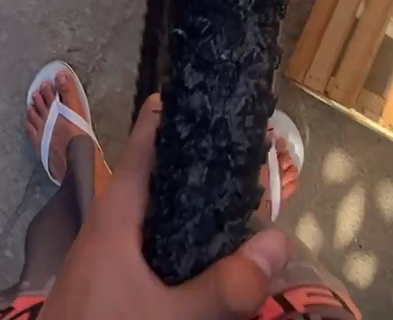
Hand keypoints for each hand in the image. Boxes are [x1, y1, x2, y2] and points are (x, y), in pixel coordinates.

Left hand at [44, 94, 290, 317]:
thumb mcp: (169, 318)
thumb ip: (223, 287)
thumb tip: (280, 241)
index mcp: (116, 209)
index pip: (146, 138)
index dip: (179, 113)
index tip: (218, 96)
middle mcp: (113, 218)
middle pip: (160, 172)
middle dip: (204, 162)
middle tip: (253, 152)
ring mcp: (112, 249)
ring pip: (160, 208)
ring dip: (198, 202)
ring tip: (246, 195)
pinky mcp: (115, 277)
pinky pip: (156, 240)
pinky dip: (187, 236)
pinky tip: (215, 251)